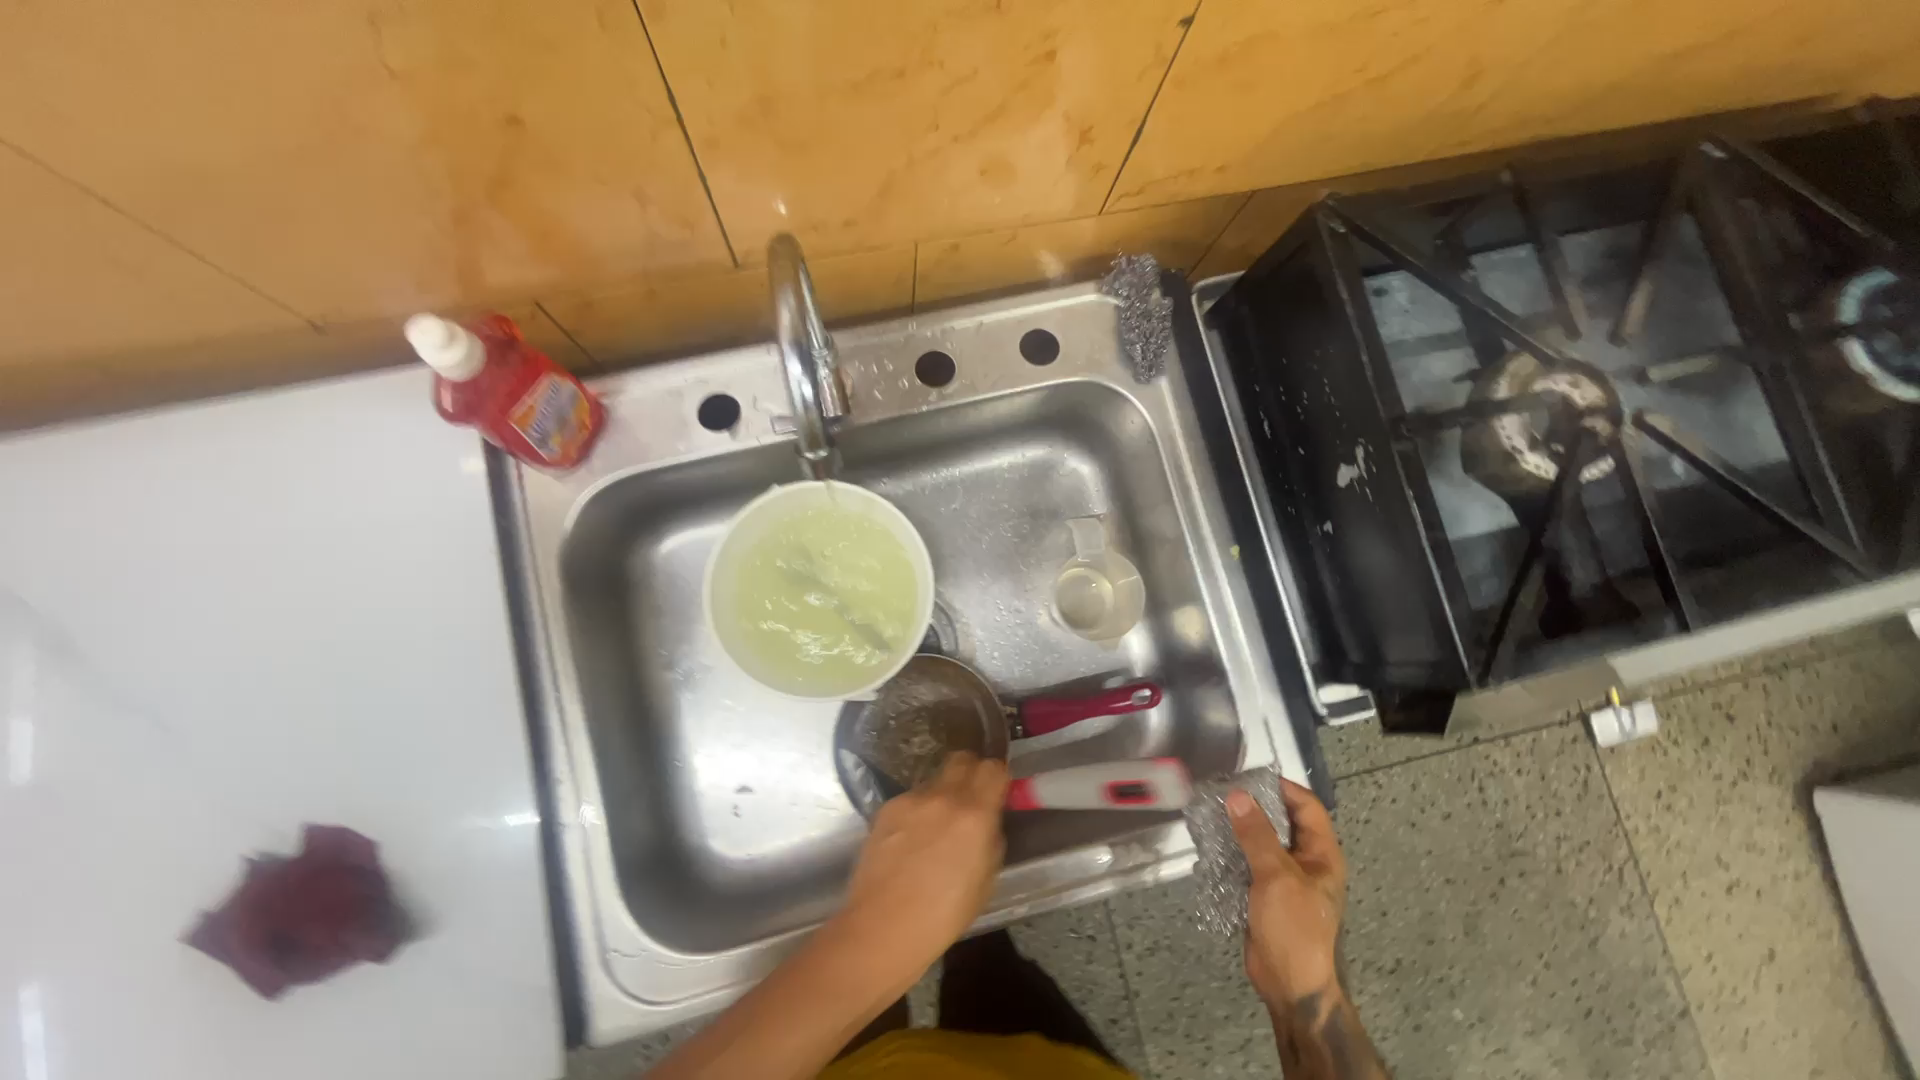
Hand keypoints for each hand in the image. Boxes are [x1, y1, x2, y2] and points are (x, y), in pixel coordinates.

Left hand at [828, 752, 1009, 987]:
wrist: (883, 927)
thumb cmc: (943, 915)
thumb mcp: (986, 880)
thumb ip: (990, 838)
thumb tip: (986, 821)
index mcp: (974, 814)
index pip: (993, 768)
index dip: (997, 777)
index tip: (996, 791)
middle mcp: (942, 797)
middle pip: (962, 759)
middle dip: (970, 772)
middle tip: (969, 799)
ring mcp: (909, 800)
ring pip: (934, 781)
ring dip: (941, 796)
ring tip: (934, 831)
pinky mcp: (884, 809)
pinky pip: (910, 800)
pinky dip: (917, 812)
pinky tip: (909, 842)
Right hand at [1229, 778, 1348, 1010]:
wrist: (1289, 983)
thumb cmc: (1293, 927)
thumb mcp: (1276, 876)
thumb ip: (1257, 835)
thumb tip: (1238, 795)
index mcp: (1323, 855)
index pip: (1308, 807)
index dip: (1284, 788)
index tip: (1251, 777)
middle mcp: (1308, 862)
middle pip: (1285, 821)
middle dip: (1258, 805)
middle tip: (1225, 792)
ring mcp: (1287, 879)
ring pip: (1265, 841)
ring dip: (1242, 827)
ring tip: (1213, 813)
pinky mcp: (1267, 893)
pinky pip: (1251, 862)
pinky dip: (1234, 850)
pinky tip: (1213, 844)